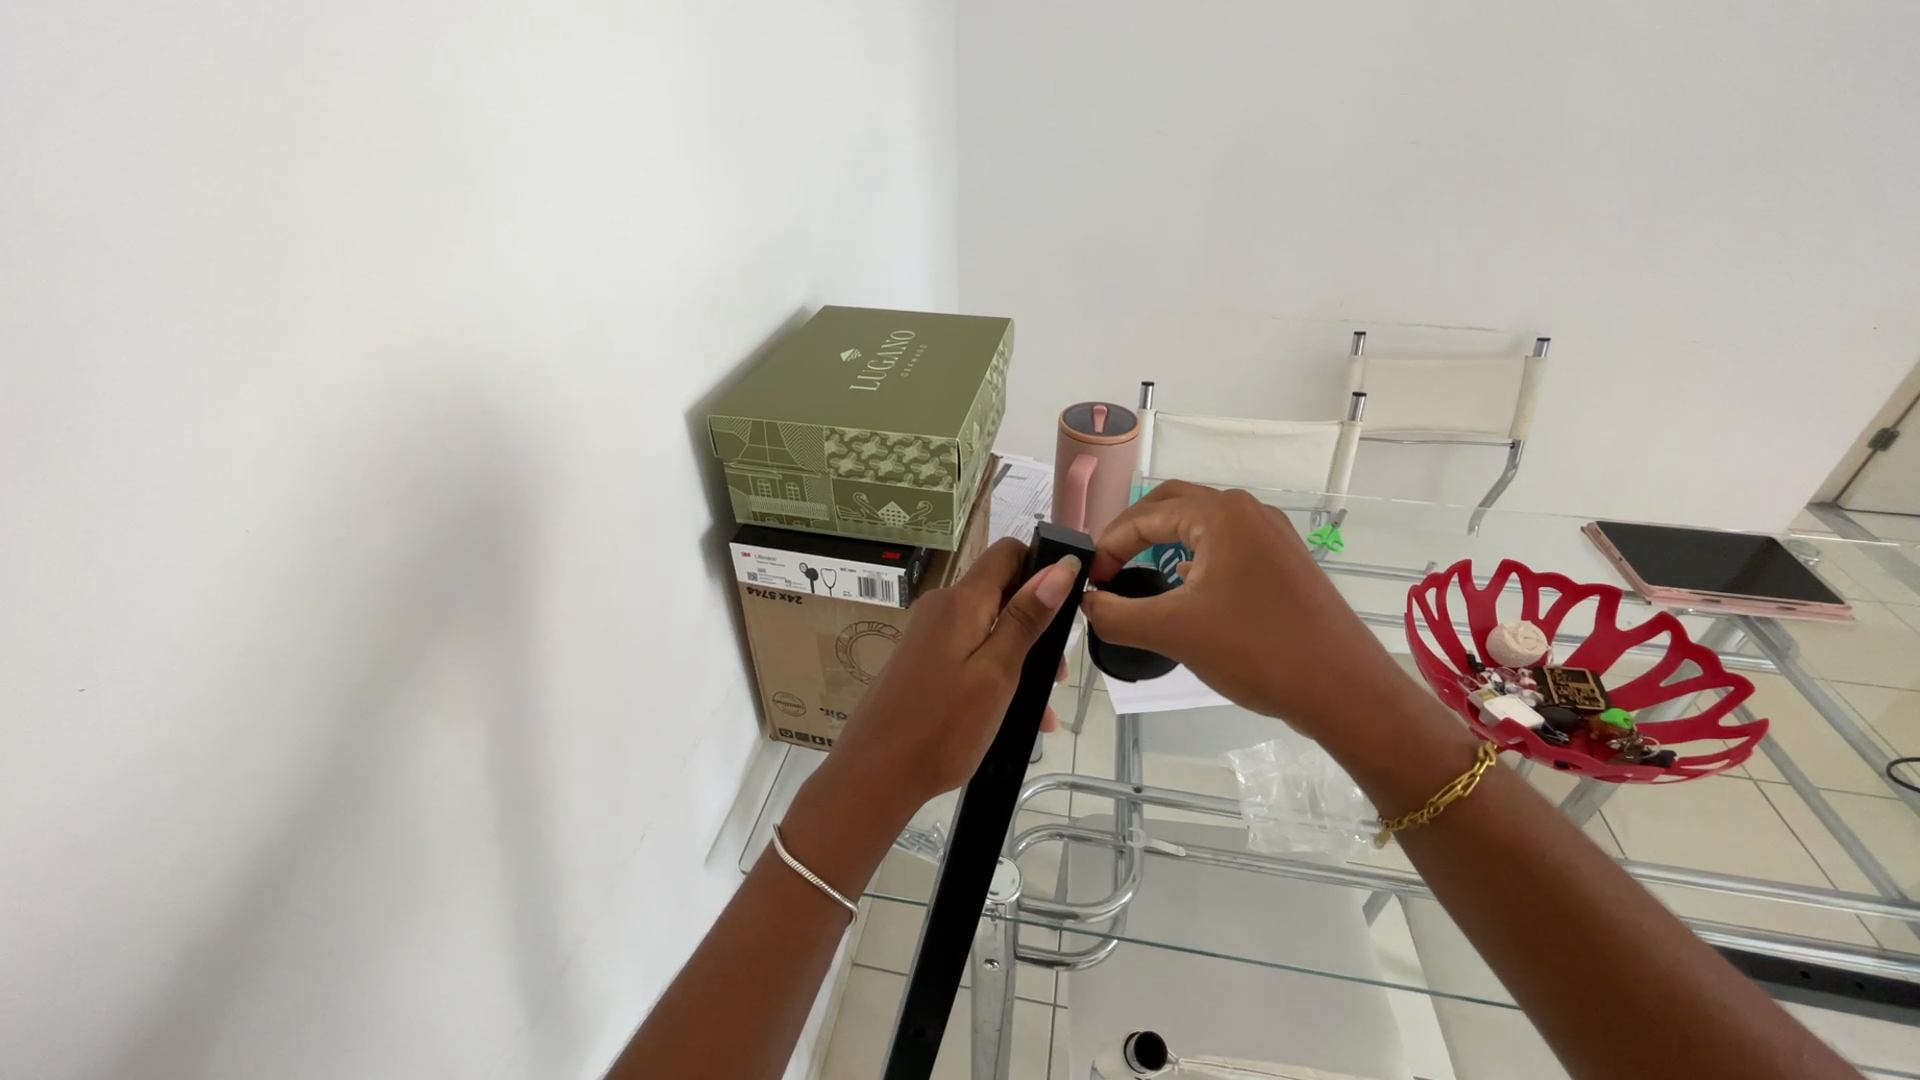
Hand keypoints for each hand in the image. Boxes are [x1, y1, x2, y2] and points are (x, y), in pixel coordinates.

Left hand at [828, 538, 1080, 809]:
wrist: (874, 773)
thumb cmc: (943, 725)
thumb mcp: (997, 672)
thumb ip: (1027, 618)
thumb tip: (1061, 566)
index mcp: (962, 601)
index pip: (1008, 553)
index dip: (1042, 568)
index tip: (1067, 606)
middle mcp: (942, 608)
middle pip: (1001, 593)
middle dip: (1036, 625)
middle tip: (1057, 675)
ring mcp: (927, 636)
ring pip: (988, 630)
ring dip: (1020, 660)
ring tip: (1041, 711)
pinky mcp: (920, 662)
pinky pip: (968, 654)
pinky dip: (994, 675)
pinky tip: (1011, 717)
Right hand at [1080, 481, 1426, 747]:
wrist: (1345, 691)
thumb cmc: (1257, 651)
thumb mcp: (1173, 632)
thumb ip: (1116, 614)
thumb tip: (1086, 602)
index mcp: (1220, 514)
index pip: (1144, 517)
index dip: (1109, 547)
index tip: (1090, 582)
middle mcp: (1248, 512)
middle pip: (1172, 506)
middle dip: (1133, 533)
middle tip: (1107, 568)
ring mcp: (1272, 536)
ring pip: (1202, 525)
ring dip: (1164, 542)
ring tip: (1137, 574)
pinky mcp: (1285, 563)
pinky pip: (1227, 547)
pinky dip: (1194, 558)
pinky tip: (1184, 588)